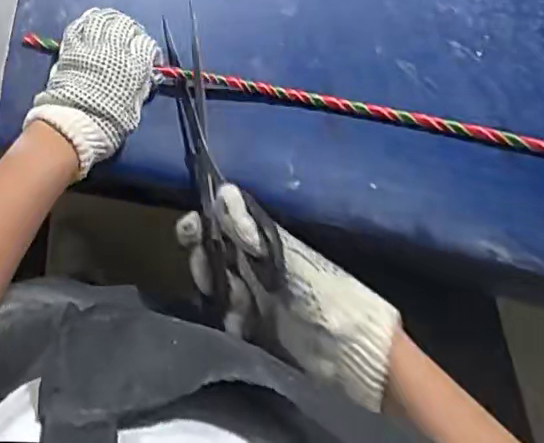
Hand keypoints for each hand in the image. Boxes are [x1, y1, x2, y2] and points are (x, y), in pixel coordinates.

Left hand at [22, 7, 159, 176]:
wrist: (75, 119)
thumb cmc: (108, 120)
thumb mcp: (134, 105)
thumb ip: (140, 85)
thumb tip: (146, 75)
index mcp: (133, 66)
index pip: (146, 45)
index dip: (150, 49)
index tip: (149, 56)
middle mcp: (113, 50)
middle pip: (125, 26)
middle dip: (130, 28)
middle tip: (130, 34)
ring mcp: (90, 45)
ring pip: (101, 20)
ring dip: (108, 18)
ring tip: (111, 22)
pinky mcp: (70, 46)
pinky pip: (78, 26)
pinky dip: (85, 22)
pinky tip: (89, 23)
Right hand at [177, 184, 400, 410]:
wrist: (352, 354)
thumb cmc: (323, 294)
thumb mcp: (287, 256)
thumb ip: (252, 227)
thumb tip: (223, 189)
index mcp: (260, 241)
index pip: (218, 223)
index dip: (201, 224)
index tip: (191, 228)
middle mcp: (251, 263)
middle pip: (208, 252)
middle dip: (202, 260)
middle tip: (208, 273)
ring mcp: (250, 295)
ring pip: (213, 282)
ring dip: (216, 291)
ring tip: (238, 305)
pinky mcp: (251, 325)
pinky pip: (222, 314)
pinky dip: (226, 318)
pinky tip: (239, 324)